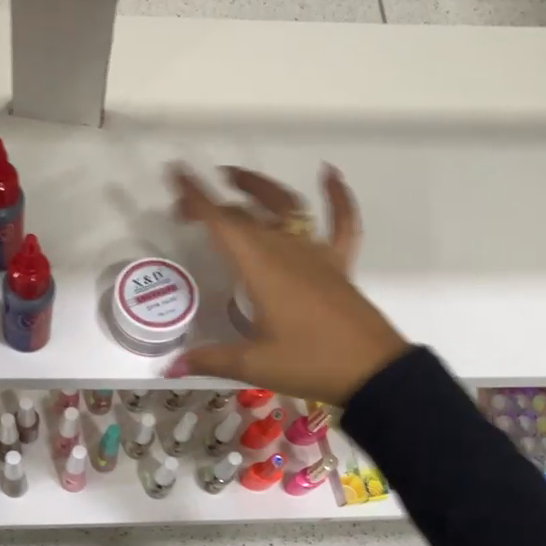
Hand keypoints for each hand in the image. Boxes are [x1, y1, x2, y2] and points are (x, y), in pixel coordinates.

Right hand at [164, 164, 410, 406]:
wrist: (371, 371)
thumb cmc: (310, 363)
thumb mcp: (255, 365)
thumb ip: (212, 360)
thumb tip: (174, 365)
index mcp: (262, 269)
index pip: (224, 224)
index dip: (198, 199)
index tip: (177, 175)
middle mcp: (287, 251)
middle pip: (247, 216)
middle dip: (213, 205)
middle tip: (185, 212)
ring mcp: (317, 254)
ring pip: (287, 207)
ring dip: (260, 188)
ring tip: (236, 177)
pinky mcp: (339, 265)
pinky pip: (342, 222)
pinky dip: (337, 196)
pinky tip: (329, 174)